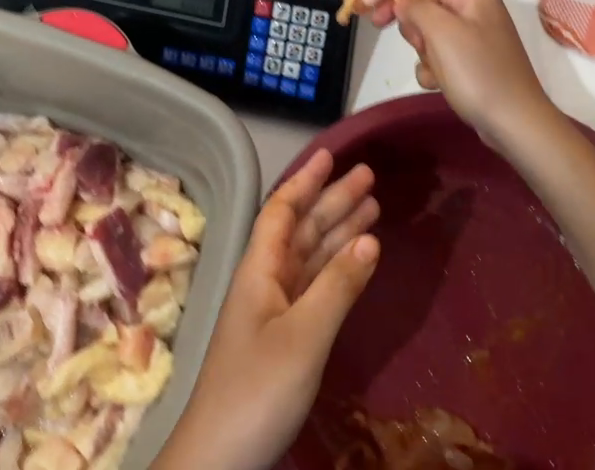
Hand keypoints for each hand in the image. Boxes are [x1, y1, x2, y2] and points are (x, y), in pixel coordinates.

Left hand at [154, 149, 379, 469]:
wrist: (221, 455)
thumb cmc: (257, 389)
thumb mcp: (302, 336)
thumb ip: (337, 287)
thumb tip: (370, 239)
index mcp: (260, 271)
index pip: (282, 211)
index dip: (306, 181)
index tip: (332, 155)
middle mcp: (265, 282)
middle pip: (300, 229)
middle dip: (332, 201)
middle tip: (369, 177)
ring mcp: (274, 311)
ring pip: (310, 257)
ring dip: (338, 231)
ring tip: (373, 207)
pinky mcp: (284, 338)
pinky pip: (314, 287)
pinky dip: (337, 269)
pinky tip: (357, 262)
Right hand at [393, 0, 559, 139]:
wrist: (514, 122)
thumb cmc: (477, 72)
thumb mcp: (441, 32)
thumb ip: (416, 9)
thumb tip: (402, 3)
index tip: (375, 21)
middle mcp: (476, 12)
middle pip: (426, 11)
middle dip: (417, 33)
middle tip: (425, 49)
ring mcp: (476, 40)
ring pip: (430, 38)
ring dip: (426, 57)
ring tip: (439, 73)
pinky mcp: (474, 64)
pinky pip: (442, 59)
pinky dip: (436, 72)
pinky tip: (442, 86)